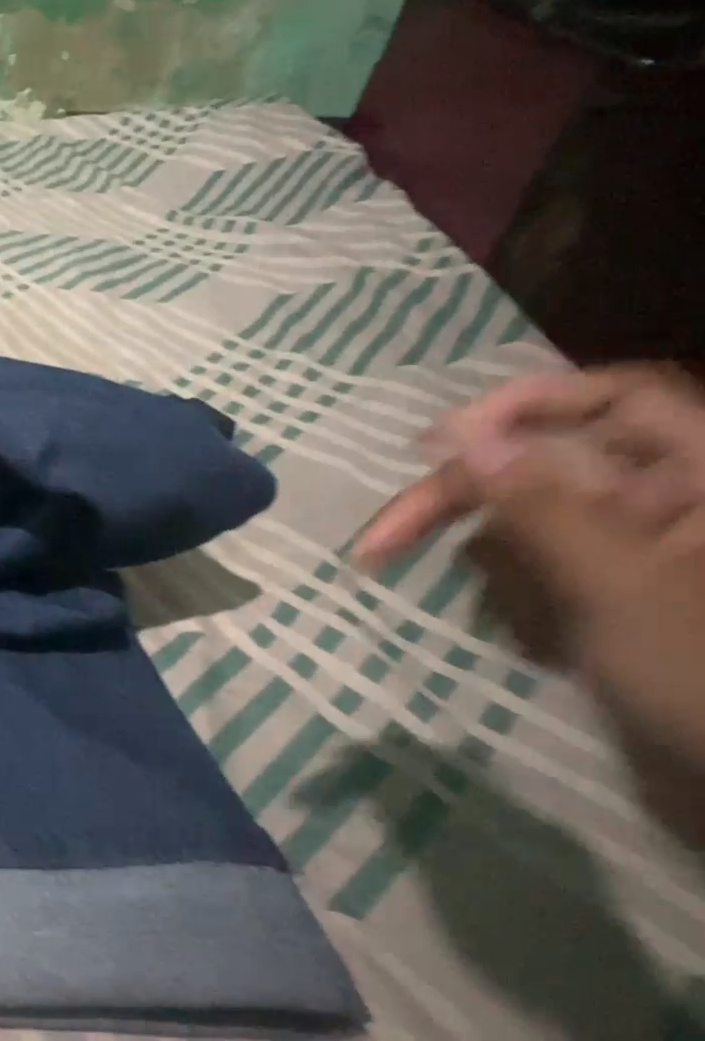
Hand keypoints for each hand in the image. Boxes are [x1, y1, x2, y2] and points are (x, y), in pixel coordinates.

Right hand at [353, 366, 704, 817]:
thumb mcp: (618, 587)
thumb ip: (538, 503)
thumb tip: (458, 434)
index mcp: (701, 475)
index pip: (612, 399)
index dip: (521, 406)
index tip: (433, 443)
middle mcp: (672, 498)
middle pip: (543, 468)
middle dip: (458, 505)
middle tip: (375, 544)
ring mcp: (644, 549)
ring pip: (531, 526)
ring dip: (502, 570)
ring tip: (530, 631)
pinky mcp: (617, 593)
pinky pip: (542, 572)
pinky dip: (524, 604)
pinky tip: (547, 647)